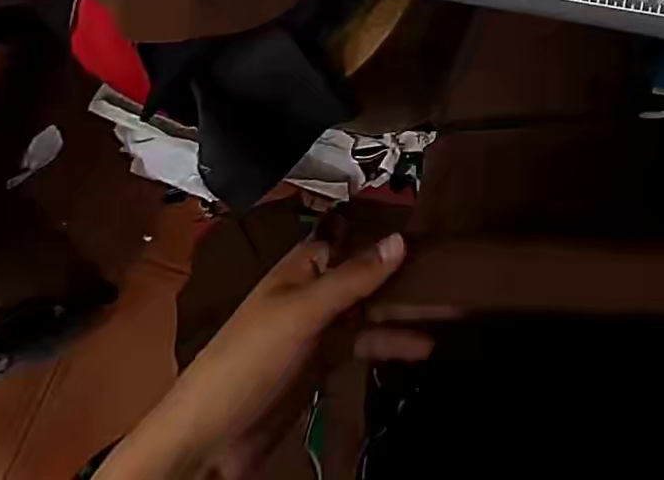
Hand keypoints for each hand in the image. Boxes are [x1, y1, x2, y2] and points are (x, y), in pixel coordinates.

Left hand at [98, 233, 425, 479]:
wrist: (209, 441)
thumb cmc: (249, 358)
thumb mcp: (303, 312)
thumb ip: (353, 277)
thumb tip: (402, 239)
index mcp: (305, 265)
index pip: (352, 234)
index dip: (385, 226)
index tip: (430, 222)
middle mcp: (317, 289)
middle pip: (369, 272)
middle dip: (406, 271)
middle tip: (454, 269)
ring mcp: (323, 326)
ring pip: (374, 309)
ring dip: (406, 310)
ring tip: (452, 308)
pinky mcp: (327, 361)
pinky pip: (368, 344)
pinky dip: (394, 344)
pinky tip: (424, 347)